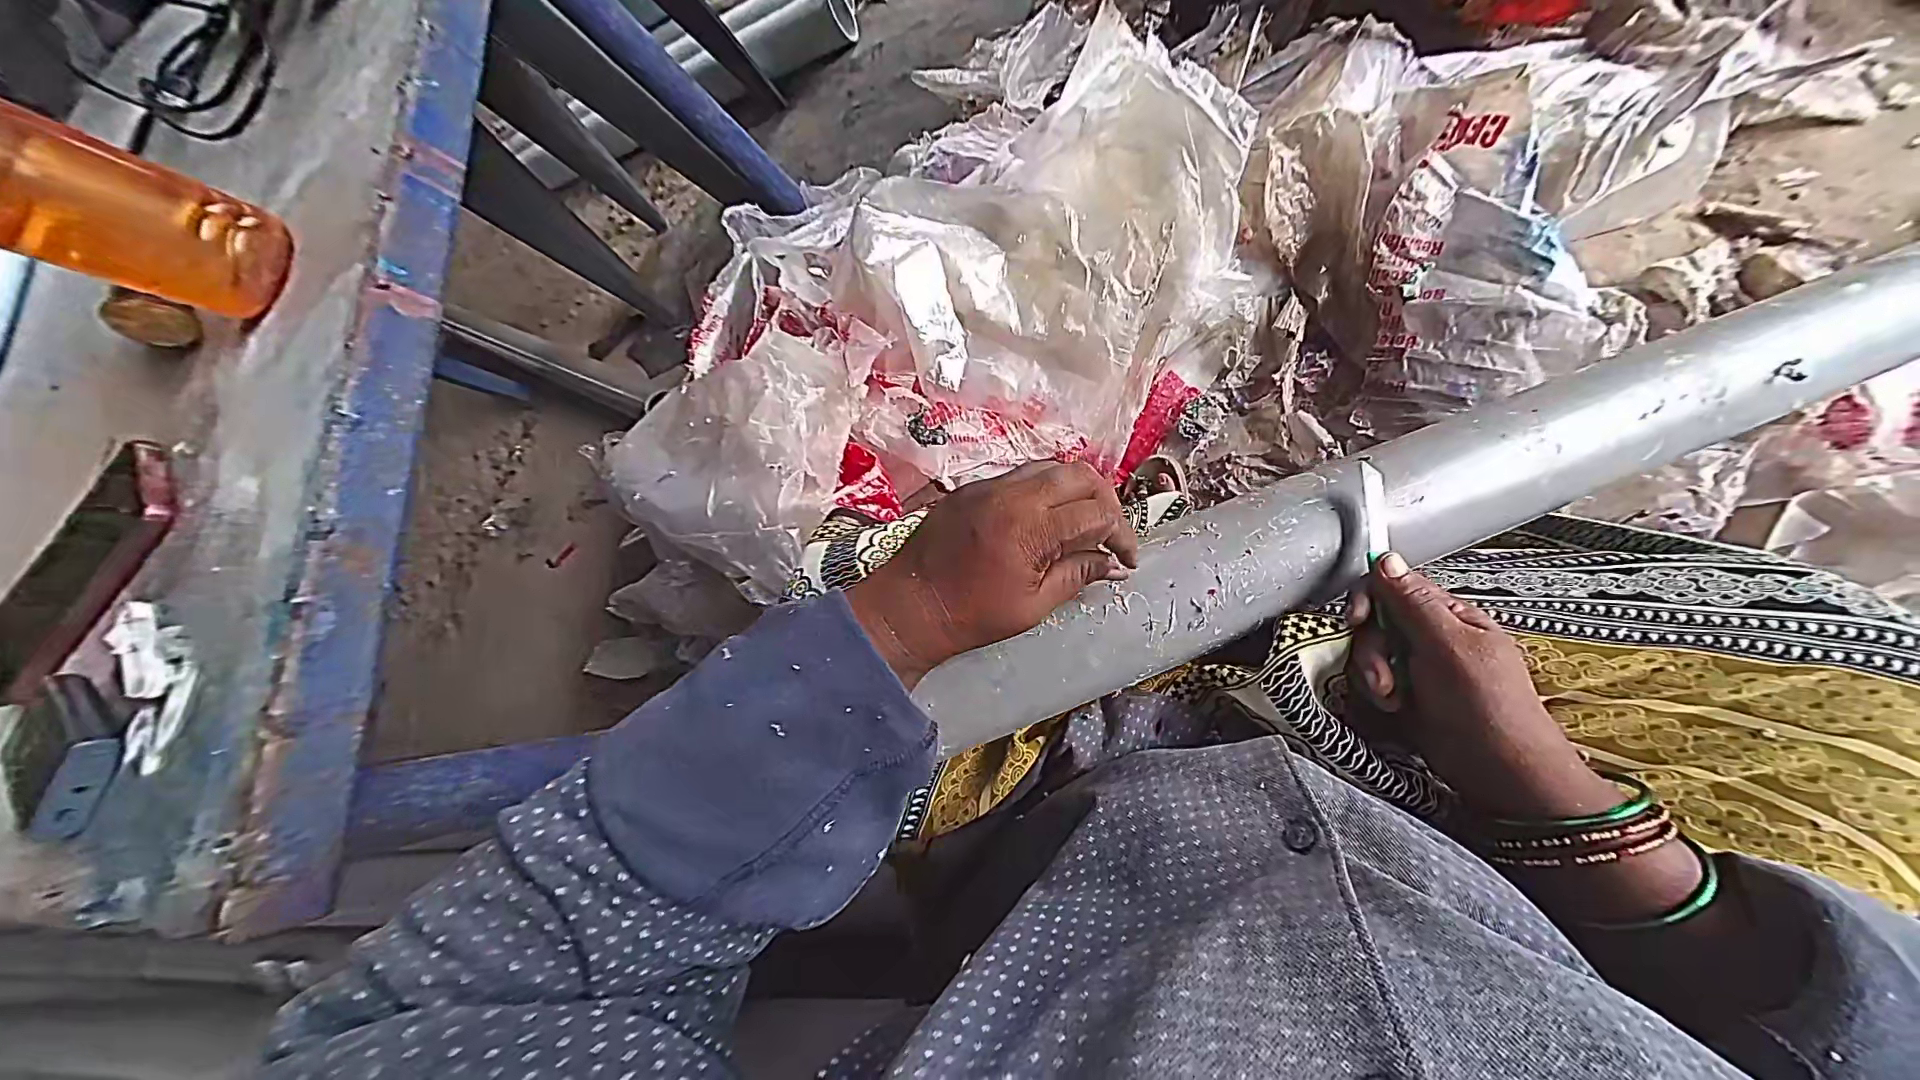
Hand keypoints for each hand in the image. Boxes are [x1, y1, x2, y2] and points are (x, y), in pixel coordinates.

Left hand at [847, 461, 1138, 687]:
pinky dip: (1044, 489)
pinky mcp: (971, 488)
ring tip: (1081, 525)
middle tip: (1110, 534)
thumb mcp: (1032, 605)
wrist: (908, 606)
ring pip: (1050, 467)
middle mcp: (1009, 495)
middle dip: (1106, 501)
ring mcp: (987, 486)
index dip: (1121, 534)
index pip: (1096, 512)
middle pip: (1080, 475)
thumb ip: (1077, 575)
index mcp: (1028, 528)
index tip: (1125, 558)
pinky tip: (1046, 519)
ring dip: (1075, 490)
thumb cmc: (968, 616)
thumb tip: (1111, 564)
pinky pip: (1020, 475)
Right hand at [1346, 553, 1621, 819]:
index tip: (1355, 620)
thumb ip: (1413, 601)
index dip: (1367, 599)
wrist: (1499, 771)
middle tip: (1385, 677)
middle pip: (1372, 622)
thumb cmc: (1486, 705)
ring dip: (1371, 676)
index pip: (1393, 587)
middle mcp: (1426, 637)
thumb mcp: (1449, 645)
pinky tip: (1393, 707)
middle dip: (1370, 650)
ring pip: (1366, 653)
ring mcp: (1413, 667)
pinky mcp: (1401, 694)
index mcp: (1446, 616)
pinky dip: (1373, 694)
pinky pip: (1367, 681)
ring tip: (1393, 699)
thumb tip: (1385, 558)